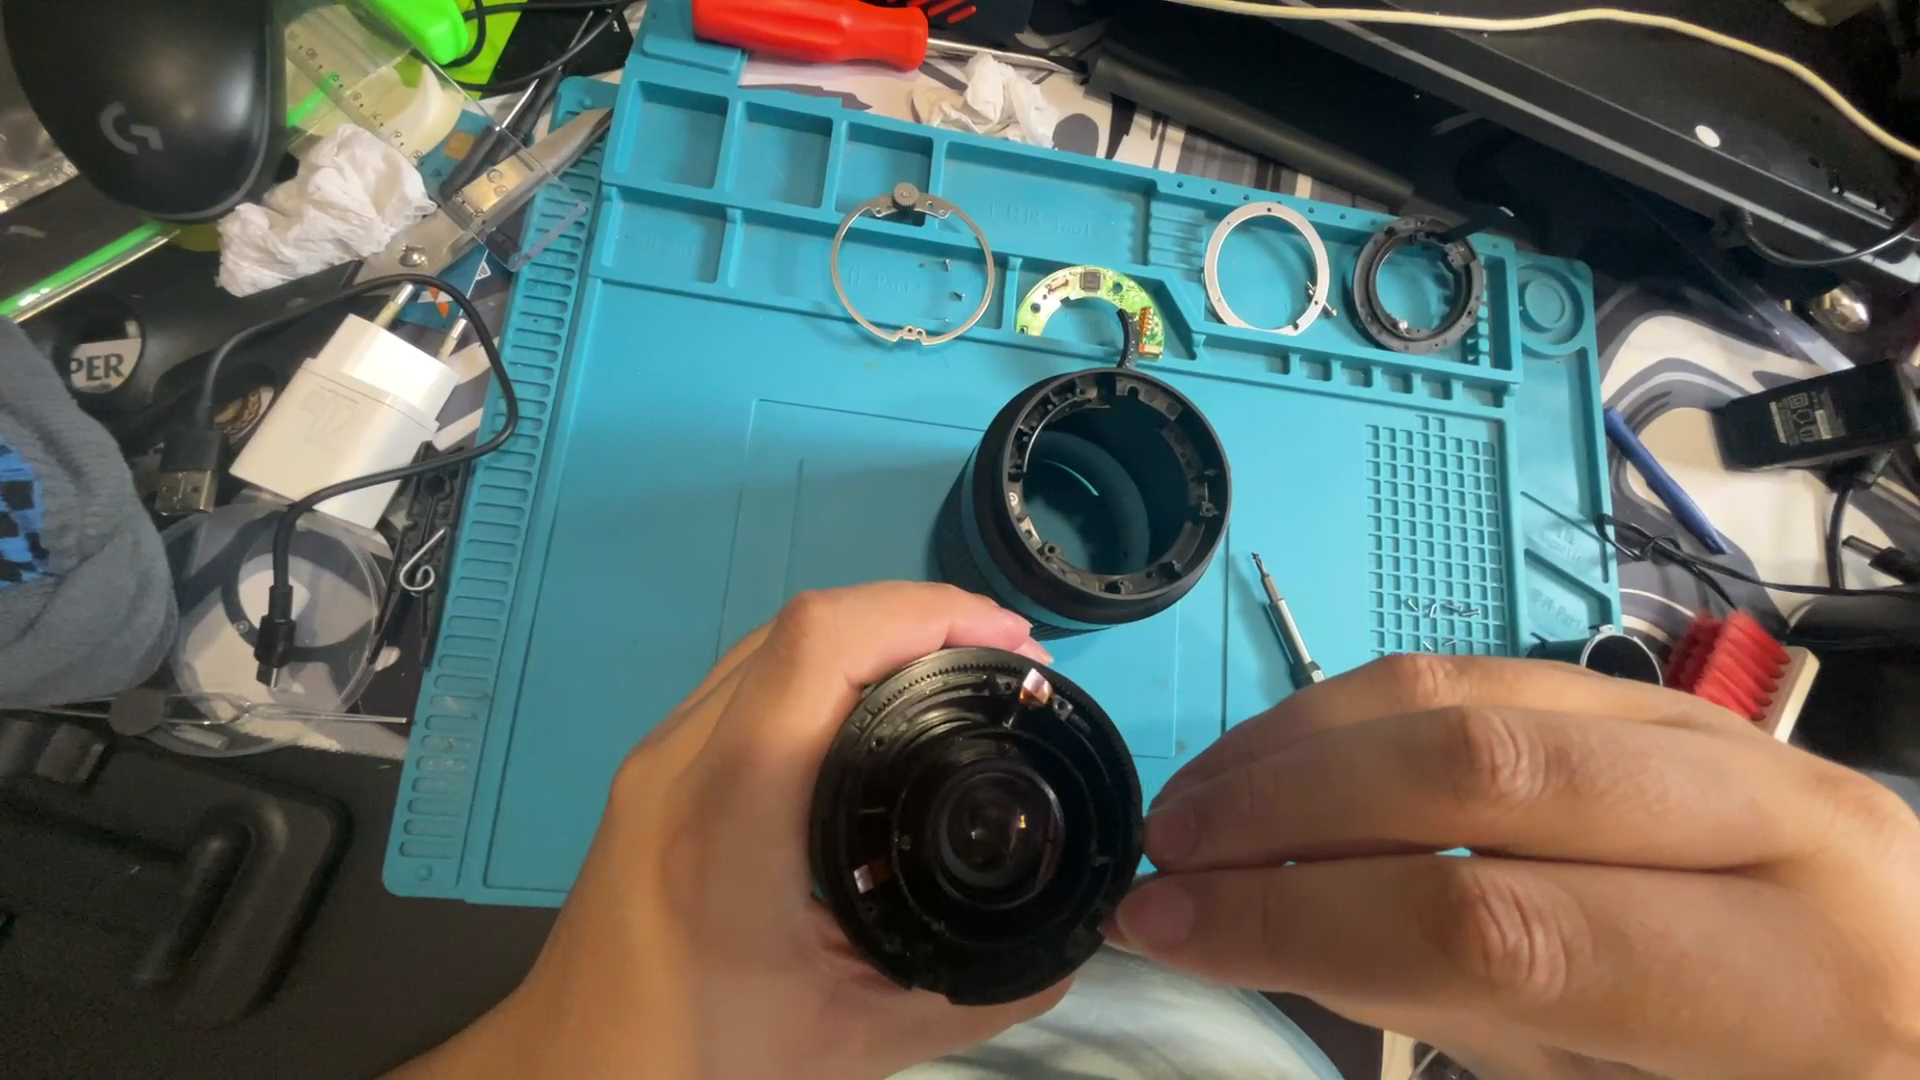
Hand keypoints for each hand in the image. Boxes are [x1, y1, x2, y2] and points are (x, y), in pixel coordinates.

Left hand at [393, 583, 1063, 1079]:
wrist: (566, 1075)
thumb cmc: (696, 1059)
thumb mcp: (851, 1042)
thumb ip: (971, 994)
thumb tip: (1066, 951)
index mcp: (736, 804)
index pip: (823, 646)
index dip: (924, 613)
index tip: (1008, 640)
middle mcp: (689, 750)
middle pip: (809, 621)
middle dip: (920, 611)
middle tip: (1000, 651)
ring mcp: (666, 743)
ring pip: (782, 633)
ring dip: (878, 624)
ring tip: (956, 658)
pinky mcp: (664, 752)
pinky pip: (761, 664)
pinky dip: (838, 652)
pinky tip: (882, 688)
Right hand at [1111, 654, 1919, 1078]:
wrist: (1915, 990)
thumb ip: (1427, 994)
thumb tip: (1233, 923)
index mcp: (1803, 979)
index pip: (1487, 924)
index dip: (1292, 919)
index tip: (1161, 927)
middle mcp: (1759, 808)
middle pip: (1461, 769)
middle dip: (1277, 806)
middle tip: (1166, 848)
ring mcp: (1679, 715)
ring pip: (1437, 691)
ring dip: (1282, 746)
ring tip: (1193, 799)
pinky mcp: (1612, 681)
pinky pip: (1439, 670)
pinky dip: (1324, 713)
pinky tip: (1264, 757)